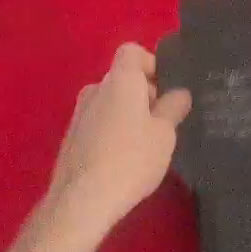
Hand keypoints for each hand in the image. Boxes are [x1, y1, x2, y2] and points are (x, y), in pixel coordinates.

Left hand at [45, 43, 193, 232]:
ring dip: (128, 114)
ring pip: (110, 102)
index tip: (167, 90)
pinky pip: (98, 123)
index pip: (132, 52)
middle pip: (122, 78)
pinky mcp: (71, 137)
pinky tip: (123, 160)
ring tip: (145, 145)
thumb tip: (179, 92)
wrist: (81, 199)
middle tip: (163, 123)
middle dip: (144, 94)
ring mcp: (79, 113)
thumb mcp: (164, 134)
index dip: (152, 64)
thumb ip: (173, 108)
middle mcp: (95, 88)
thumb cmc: (131, 159)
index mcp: (119, 79)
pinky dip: (112, 131)